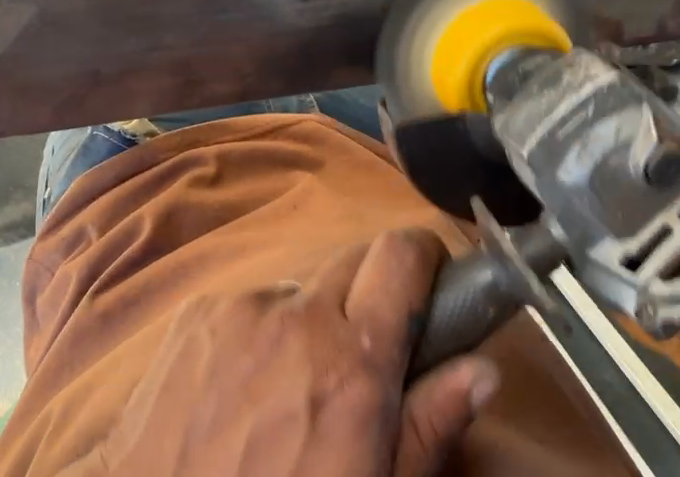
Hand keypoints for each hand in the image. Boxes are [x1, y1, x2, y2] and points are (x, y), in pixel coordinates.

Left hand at [69, 228, 500, 476]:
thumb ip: (429, 424)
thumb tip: (484, 369)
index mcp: (352, 359)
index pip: (401, 255)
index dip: (423, 261)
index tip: (429, 283)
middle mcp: (296, 315)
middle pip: (354, 260)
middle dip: (370, 293)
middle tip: (364, 352)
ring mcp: (240, 308)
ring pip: (300, 288)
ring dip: (308, 320)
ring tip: (290, 386)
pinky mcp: (196, 312)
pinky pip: (249, 304)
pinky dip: (258, 331)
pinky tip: (241, 386)